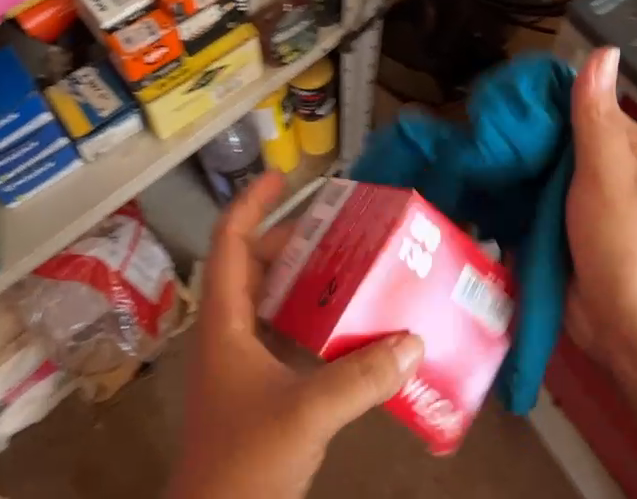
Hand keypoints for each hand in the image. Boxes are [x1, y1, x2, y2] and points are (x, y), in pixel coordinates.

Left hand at [168, 173, 424, 498]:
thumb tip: (413, 340)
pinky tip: (347, 331)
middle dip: (293, 242)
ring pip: (268, 302)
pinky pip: (281, 336)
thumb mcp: (305, 412)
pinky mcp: (252, 389)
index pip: (230, 242)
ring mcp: (236, 362)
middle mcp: (226, 331)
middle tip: (340, 229)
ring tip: (350, 268)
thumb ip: (360, 377)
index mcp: (223, 320)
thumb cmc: (244, 459)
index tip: (282, 176)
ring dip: (304, 282)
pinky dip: (309, 323)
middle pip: (253, 266)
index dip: (252, 204)